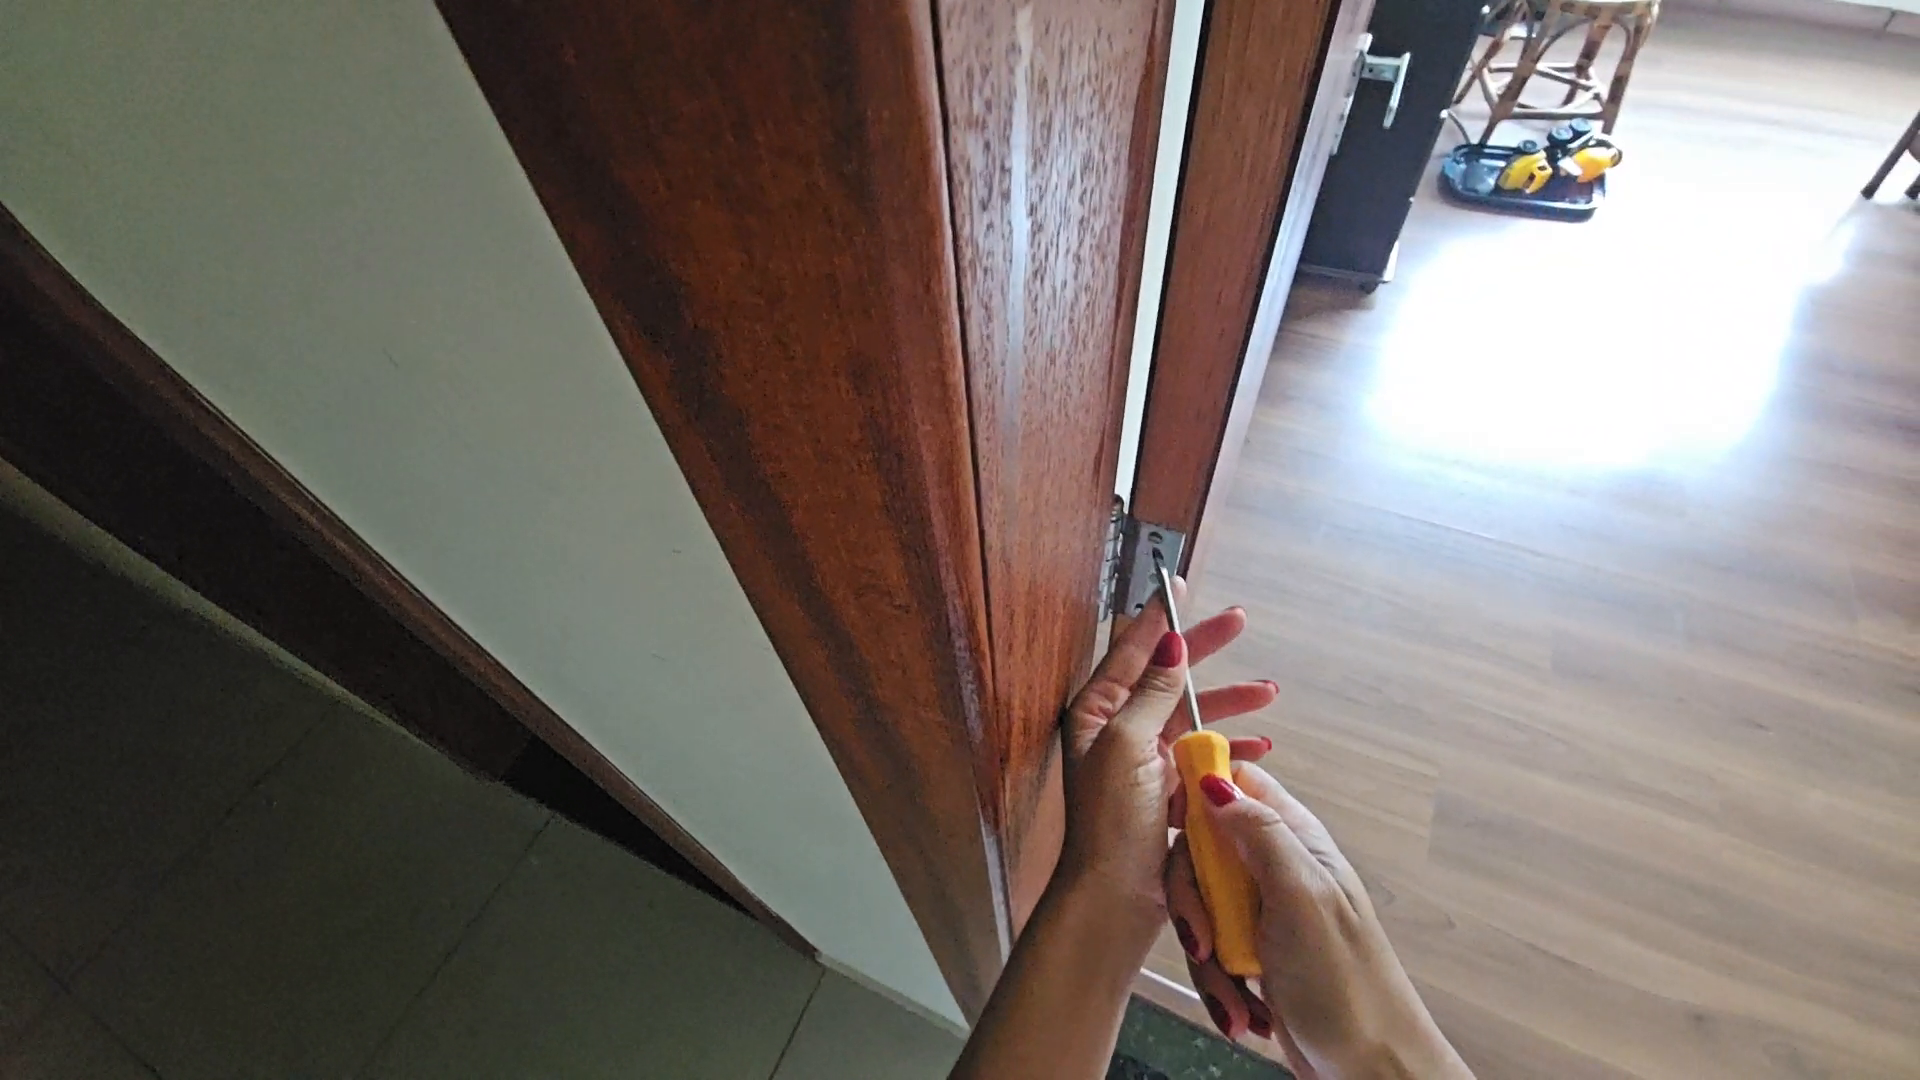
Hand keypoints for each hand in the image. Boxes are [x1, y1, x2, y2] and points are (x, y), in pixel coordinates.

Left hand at [1056, 578, 1276, 932]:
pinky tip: (1258, 745)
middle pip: (1167, 675)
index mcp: (1097, 711)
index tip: (1178, 583)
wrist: (1115, 894)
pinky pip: (1201, 753)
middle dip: (1203, 650)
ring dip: (1227, 701)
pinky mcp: (1165, 785)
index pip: (1131, 651)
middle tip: (1238, 621)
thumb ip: (1152, 695)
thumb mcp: (1127, 746)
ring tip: (1267, 691)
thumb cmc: (1111, 819)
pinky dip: (1229, 746)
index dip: (1157, 616)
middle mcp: (1118, 727)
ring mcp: (1143, 757)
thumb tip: (1169, 644)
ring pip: (1190, 713)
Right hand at [1167, 764, 1472, 1078]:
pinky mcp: (1249, 946)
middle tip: (1205, 937)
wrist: (1371, 1075)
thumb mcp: (1301, 895)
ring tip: (1231, 990)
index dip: (1197, 791)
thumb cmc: (1348, 986)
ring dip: (1204, 951)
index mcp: (1292, 839)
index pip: (1235, 782)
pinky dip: (1216, 978)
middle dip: (1191, 897)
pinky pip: (1207, 942)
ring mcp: (1259, 907)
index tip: (1174, 825)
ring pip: (1198, 899)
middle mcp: (1272, 864)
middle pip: (1200, 846)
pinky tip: (1240, 1005)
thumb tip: (1214, 780)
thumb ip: (1258, 831)